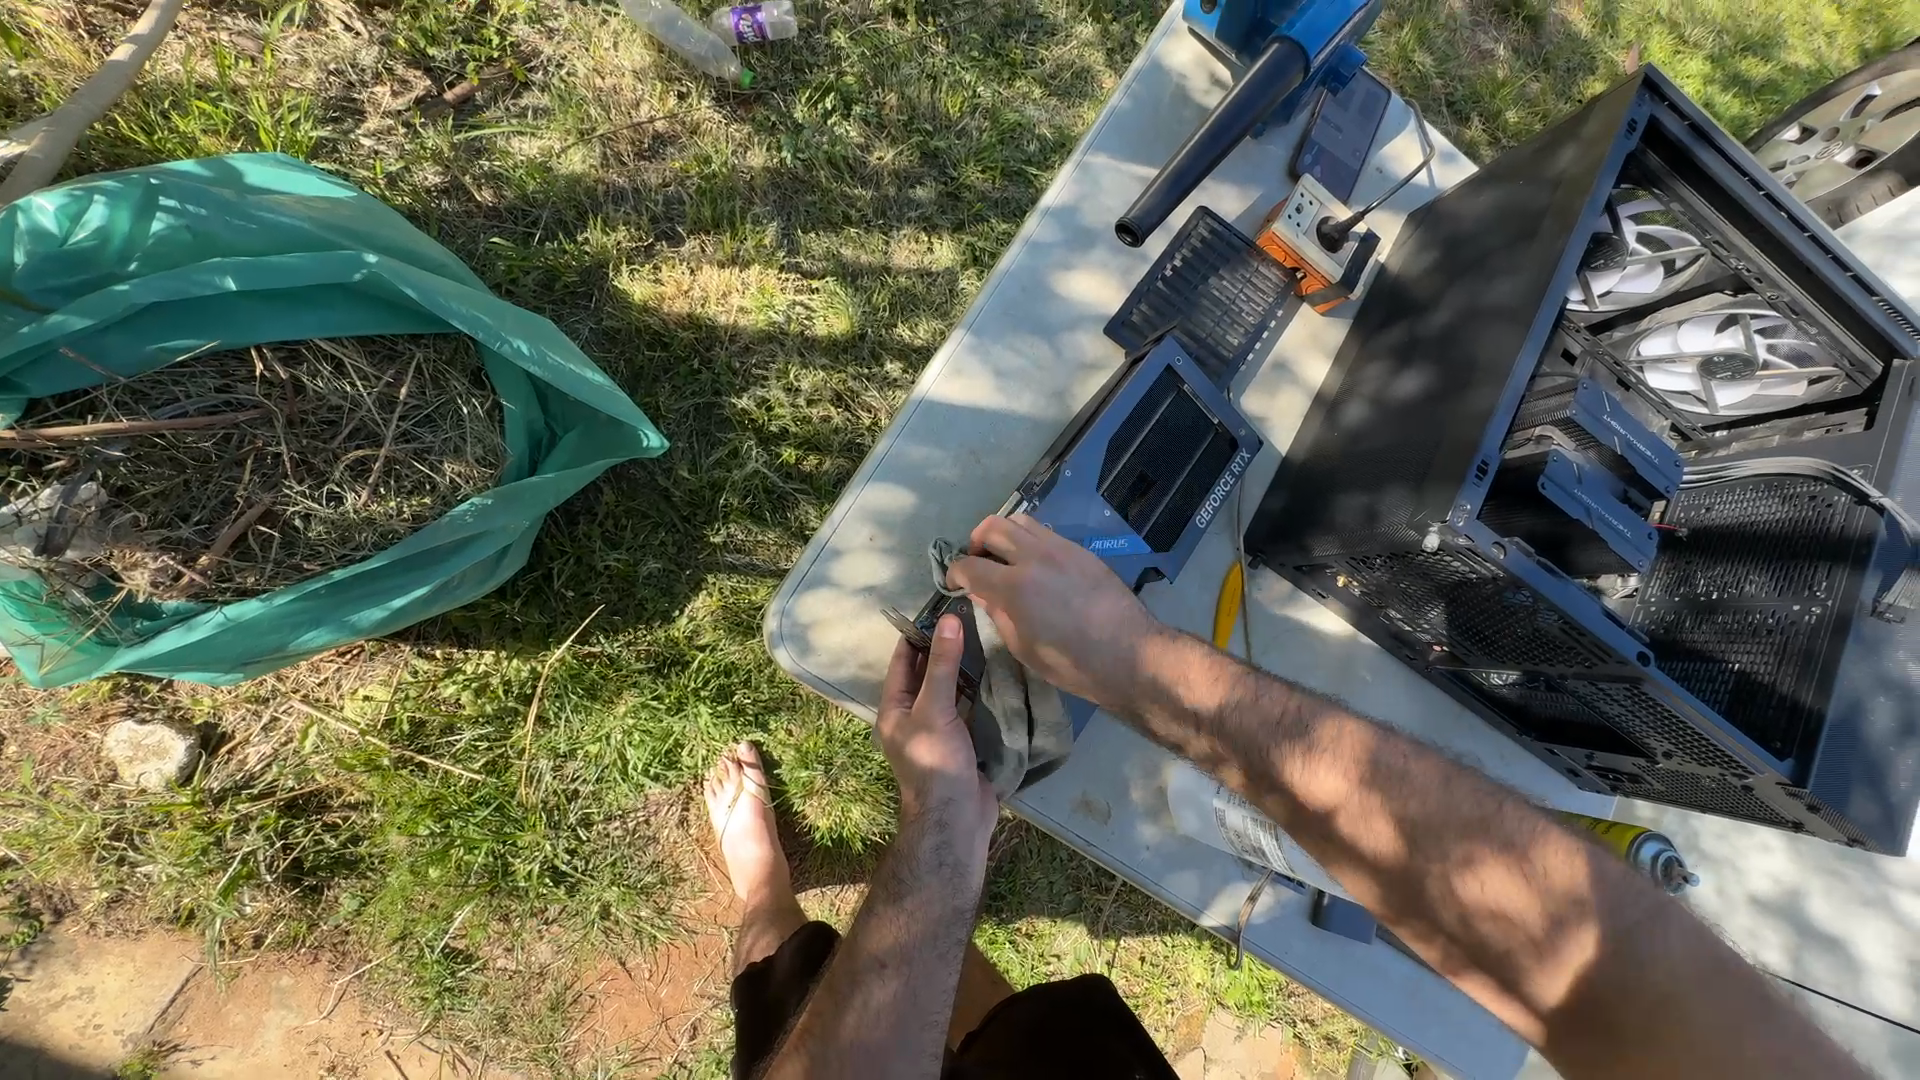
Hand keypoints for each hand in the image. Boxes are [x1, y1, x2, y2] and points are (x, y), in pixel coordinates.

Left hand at [878, 616, 997, 853]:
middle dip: (946, 649)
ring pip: (952, 690)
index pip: (903, 660)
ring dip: (967, 669)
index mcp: (895, 708)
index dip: (918, 633)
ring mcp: (940, 730)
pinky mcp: (964, 742)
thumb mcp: (936, 708)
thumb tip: (949, 620)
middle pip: (929, 674)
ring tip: (988, 637)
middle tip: (972, 617)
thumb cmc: (936, 760)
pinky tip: (1000, 672)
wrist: (957, 819)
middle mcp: (914, 716)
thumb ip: (943, 664)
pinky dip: (982, 691)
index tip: (941, 607)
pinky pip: (971, 708)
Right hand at [945, 514, 1167, 707]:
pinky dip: (1029, 541)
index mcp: (1015, 586)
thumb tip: (981, 593)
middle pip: (993, 527)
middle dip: (976, 543)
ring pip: (1021, 520)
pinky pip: (1046, 533)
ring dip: (1003, 535)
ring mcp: (1061, 548)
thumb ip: (997, 614)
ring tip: (1004, 558)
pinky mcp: (1081, 551)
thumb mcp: (1023, 647)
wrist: (1129, 655)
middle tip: (977, 563)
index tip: (954, 584)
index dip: (954, 574)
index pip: (970, 565)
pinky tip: (1033, 565)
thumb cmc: (1072, 663)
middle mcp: (1035, 557)